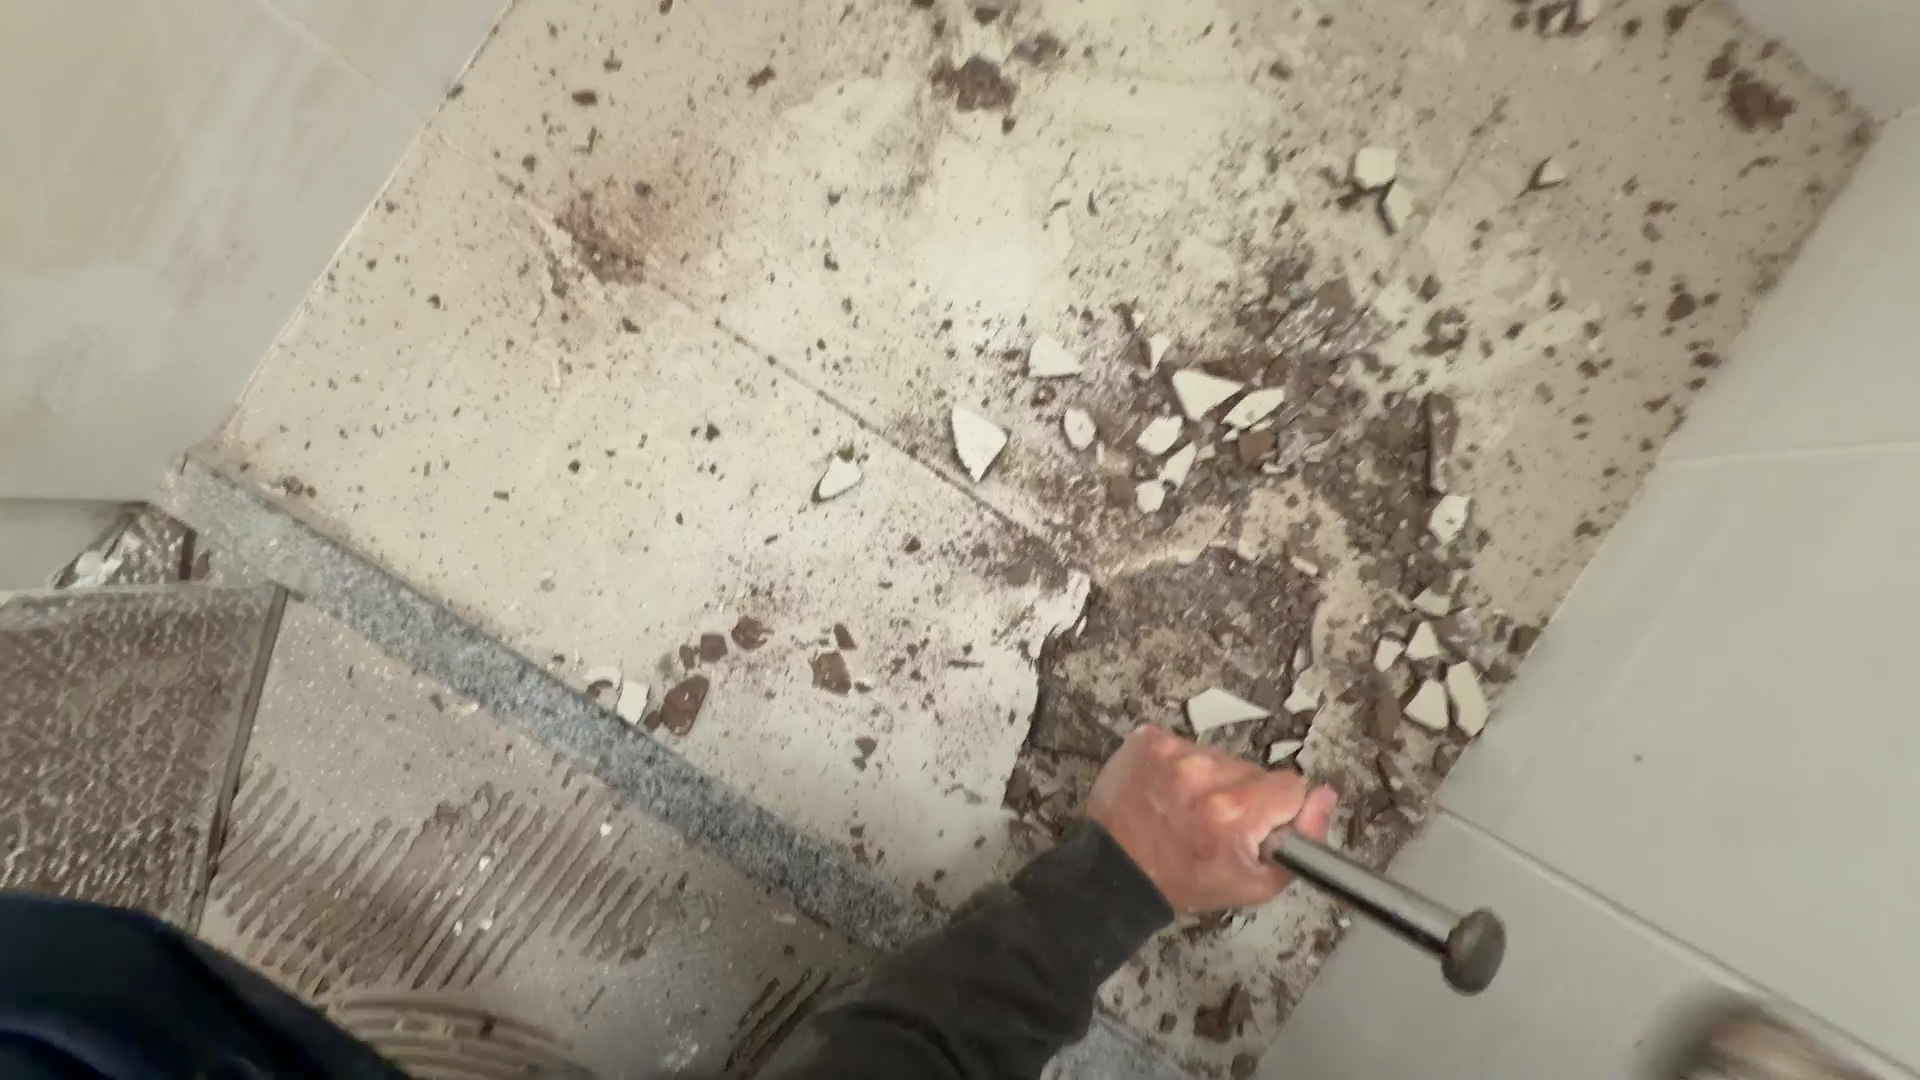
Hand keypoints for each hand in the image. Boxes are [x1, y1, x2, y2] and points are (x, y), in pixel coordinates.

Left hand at [1086, 726, 1336, 913]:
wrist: (1115, 866)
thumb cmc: (1185, 879)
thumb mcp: (1253, 883)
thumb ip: (1302, 842)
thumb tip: (1325, 796)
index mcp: (1234, 812)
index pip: (1290, 785)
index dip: (1281, 807)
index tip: (1260, 823)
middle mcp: (1203, 773)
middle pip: (1252, 769)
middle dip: (1245, 793)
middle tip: (1217, 820)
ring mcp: (1172, 752)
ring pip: (1219, 756)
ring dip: (1212, 778)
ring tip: (1188, 806)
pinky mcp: (1148, 739)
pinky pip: (1185, 745)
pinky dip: (1181, 765)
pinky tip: (1168, 790)